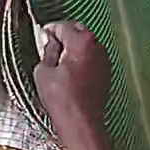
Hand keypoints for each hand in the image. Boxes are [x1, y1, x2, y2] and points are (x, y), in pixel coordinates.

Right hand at [33, 21, 110, 146]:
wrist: (82, 122)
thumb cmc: (62, 99)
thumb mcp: (43, 72)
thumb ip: (47, 50)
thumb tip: (50, 42)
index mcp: (81, 41)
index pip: (63, 26)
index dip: (50, 30)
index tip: (42, 36)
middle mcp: (97, 46)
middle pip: (78, 31)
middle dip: (64, 35)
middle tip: (49, 46)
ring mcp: (104, 60)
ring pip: (87, 45)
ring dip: (74, 47)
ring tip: (59, 61)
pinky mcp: (106, 73)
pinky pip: (92, 58)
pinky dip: (82, 59)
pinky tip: (71, 72)